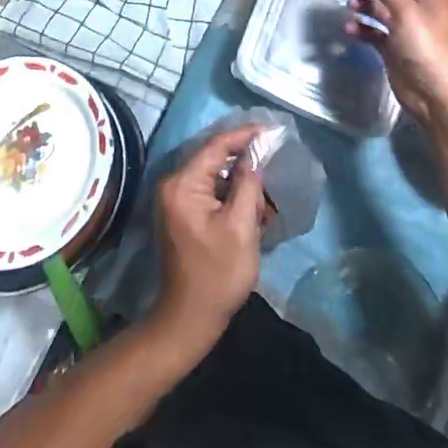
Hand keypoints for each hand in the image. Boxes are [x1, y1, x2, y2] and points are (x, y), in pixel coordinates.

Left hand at [153, 124, 265, 346]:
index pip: (215, 146)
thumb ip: (248, 185)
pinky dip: (231, 195)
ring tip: (267, 187)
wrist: (190, 317)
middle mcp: (173, 184)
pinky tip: (253, 205)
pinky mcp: (182, 213)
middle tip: (274, 155)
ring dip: (240, 180)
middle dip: (245, 159)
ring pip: (213, 176)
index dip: (244, 135)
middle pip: (213, 158)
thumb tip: (255, 157)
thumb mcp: (241, 226)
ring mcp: (175, 200)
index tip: (271, 130)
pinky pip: (209, 192)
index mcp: (182, 184)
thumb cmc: (218, 273)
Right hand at [348, 0, 447, 132]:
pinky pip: (374, 33)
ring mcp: (404, 32)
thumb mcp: (408, 13)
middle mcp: (417, 12)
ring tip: (349, 6)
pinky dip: (362, 28)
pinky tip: (349, 29)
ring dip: (364, 6)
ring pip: (380, 12)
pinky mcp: (393, 49)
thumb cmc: (426, 48)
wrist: (435, 95)